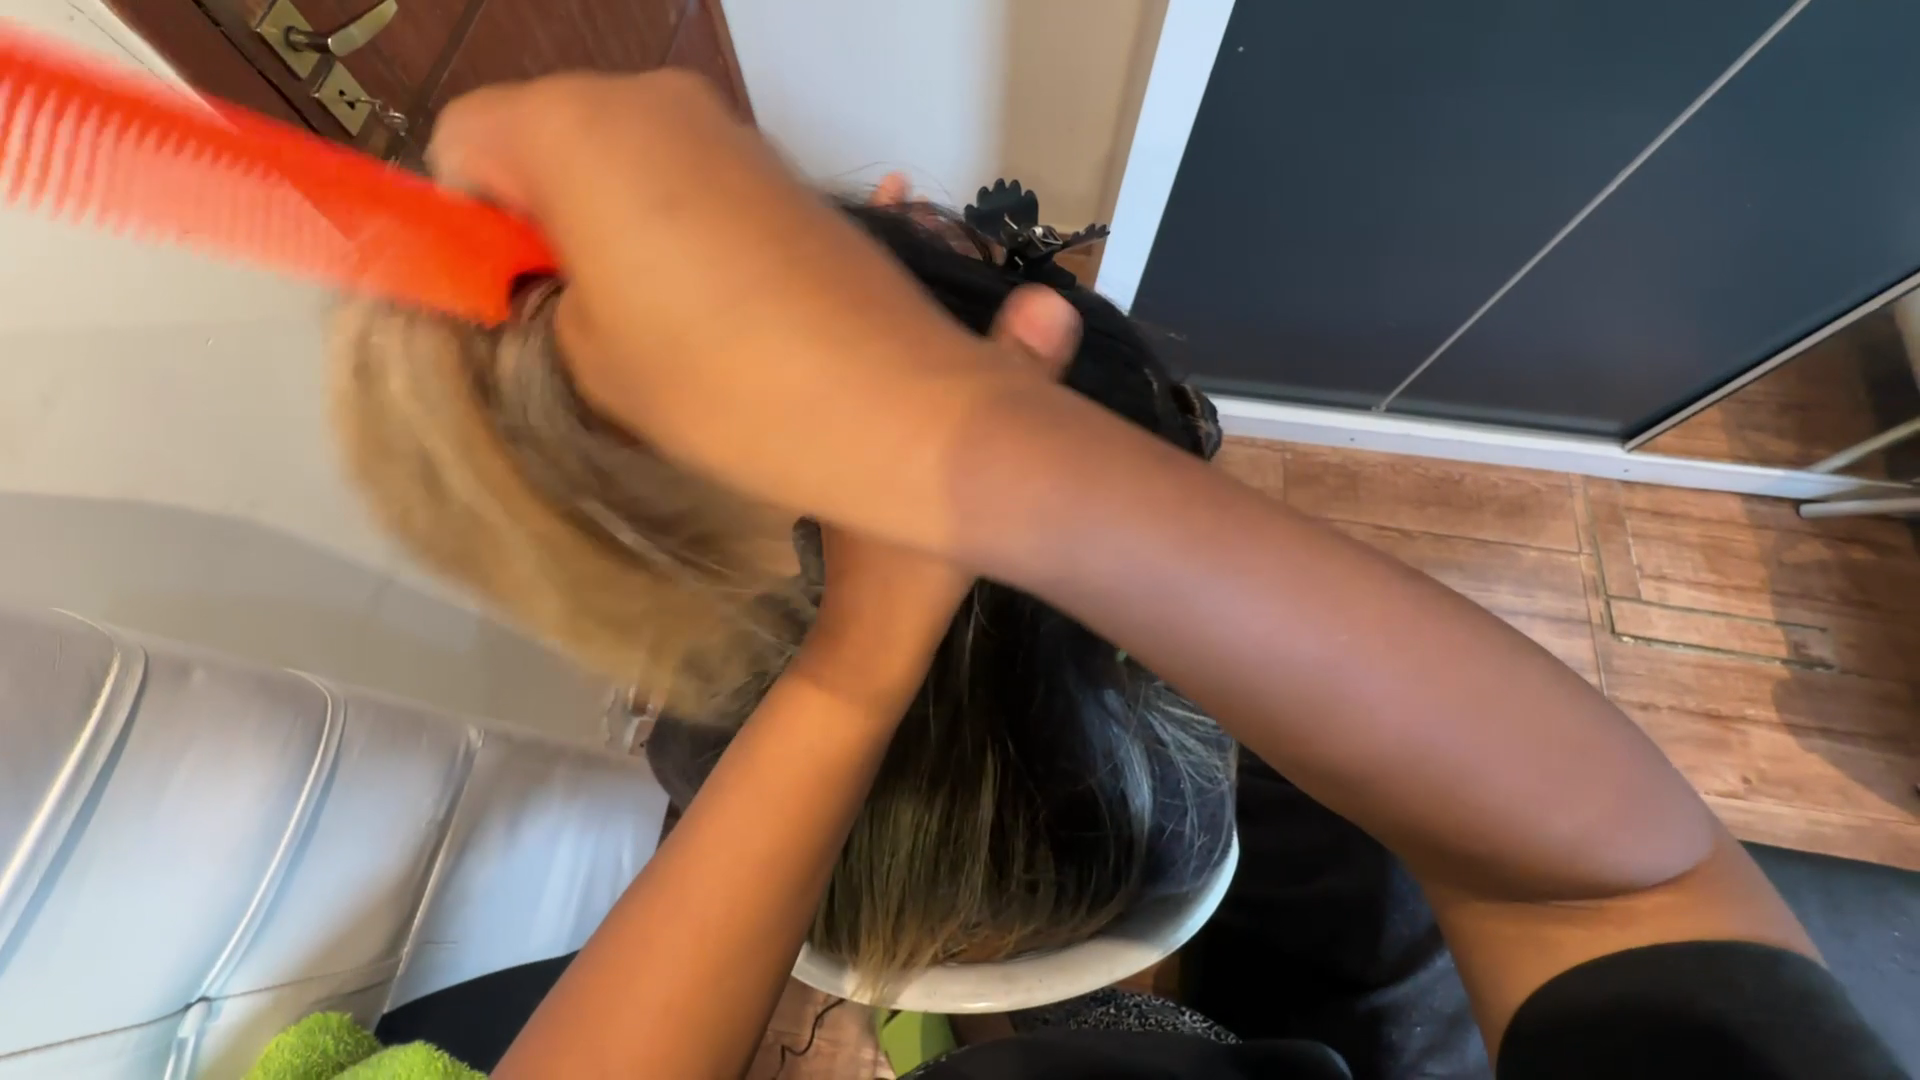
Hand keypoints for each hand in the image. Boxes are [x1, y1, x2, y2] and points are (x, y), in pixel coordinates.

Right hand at [429, 74, 1080, 557]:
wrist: (898, 408)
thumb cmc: (726, 389)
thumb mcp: (594, 363)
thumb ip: (541, 304)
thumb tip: (542, 286)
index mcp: (582, 125)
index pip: (466, 142)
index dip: (470, 229)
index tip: (510, 306)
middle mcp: (664, 102)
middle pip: (558, 147)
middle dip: (553, 230)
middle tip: (590, 331)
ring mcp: (743, 139)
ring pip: (638, 174)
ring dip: (626, 240)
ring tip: (668, 338)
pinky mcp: (796, 182)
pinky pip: (706, 196)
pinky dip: (691, 244)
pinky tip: (727, 321)